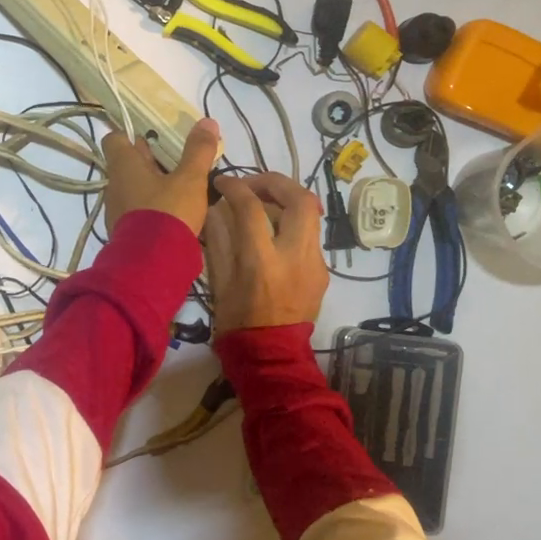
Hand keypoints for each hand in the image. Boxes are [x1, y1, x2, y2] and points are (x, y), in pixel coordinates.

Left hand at [102, 118, 221, 233]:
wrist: (153, 264)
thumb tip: (207, 121)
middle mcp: (113, 185)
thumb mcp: (190, 179)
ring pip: (133, 187)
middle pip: (127, 163)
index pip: (113, 138)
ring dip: (153, 184)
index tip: (152, 137)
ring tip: (181, 185)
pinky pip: (137, 209)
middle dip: (150, 159)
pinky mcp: (125, 231)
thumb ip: (198, 151)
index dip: (130, 134)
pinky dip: (152, 206)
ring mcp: (116, 210)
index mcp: (123, 165)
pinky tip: (175, 211)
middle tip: (177, 158)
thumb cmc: (169, 211)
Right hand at [204, 173, 328, 335]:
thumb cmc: (237, 323)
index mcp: (263, 262)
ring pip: (310, 214)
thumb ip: (219, 241)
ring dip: (286, 200)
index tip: (222, 182)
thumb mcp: (219, 283)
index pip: (252, 208)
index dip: (235, 187)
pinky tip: (272, 234)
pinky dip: (290, 223)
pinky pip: (309, 235)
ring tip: (262, 205)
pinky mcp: (323, 271)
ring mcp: (315, 263)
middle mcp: (296, 257)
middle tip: (252, 185)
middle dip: (275, 182)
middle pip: (300, 199)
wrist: (272, 357)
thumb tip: (218, 208)